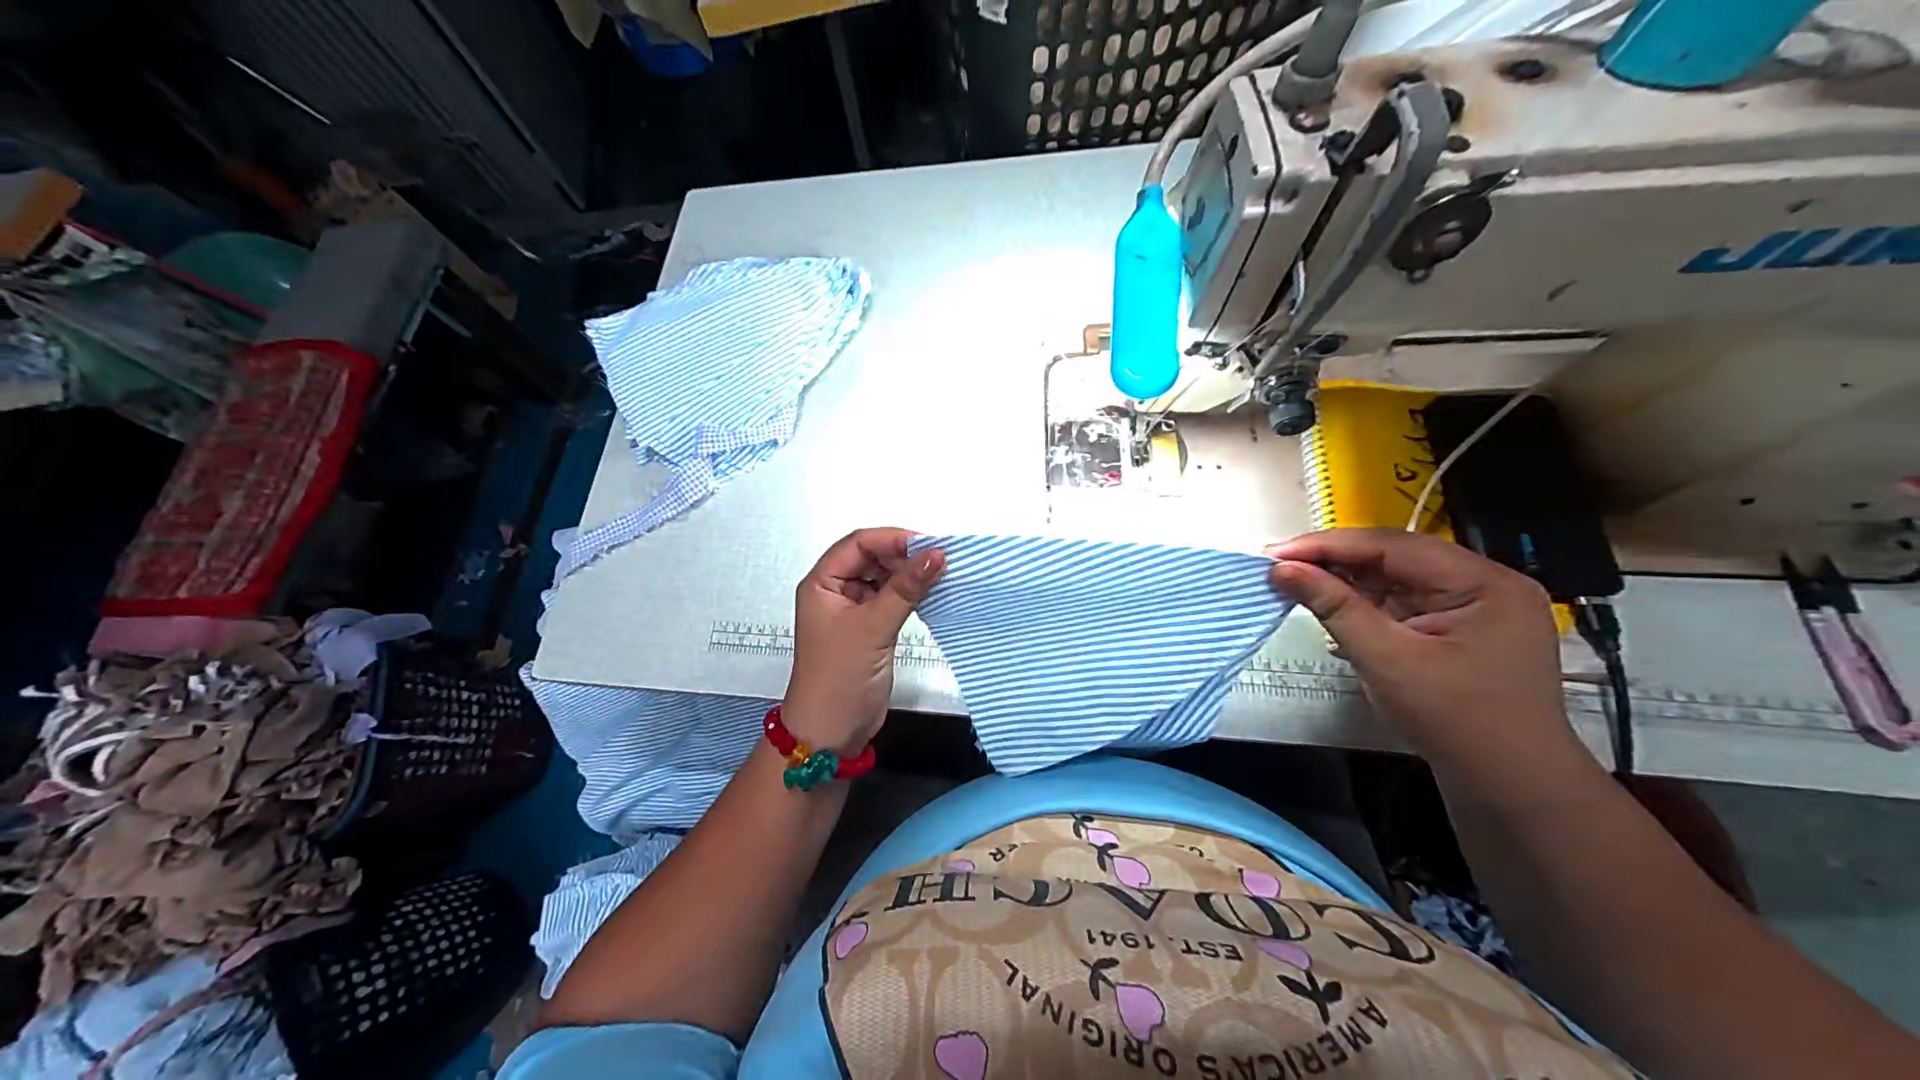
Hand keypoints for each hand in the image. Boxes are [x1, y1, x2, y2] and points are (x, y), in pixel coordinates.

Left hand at [784, 528, 945, 753]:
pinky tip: (930, 594)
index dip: (891, 539)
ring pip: (883, 578)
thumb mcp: (873, 627)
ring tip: (938, 575)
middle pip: (871, 557)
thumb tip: (935, 554)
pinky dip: (909, 594)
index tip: (927, 544)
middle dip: (903, 555)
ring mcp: (852, 611)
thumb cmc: (839, 677)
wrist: (831, 732)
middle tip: (938, 560)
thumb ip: (905, 588)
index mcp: (821, 583)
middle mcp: (834, 592)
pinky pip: (890, 599)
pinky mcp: (869, 630)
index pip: (857, 544)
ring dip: (908, 575)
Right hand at [1265, 528, 1582, 775]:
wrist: (1510, 785)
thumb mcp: (1386, 659)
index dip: (1328, 545)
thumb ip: (1333, 607)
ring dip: (1346, 581)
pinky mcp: (1459, 628)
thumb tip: (1281, 570)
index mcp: (1484, 582)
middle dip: (1335, 560)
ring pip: (1396, 578)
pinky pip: (1403, 602)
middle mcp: (1485, 583)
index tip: (1276, 553)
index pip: (1392, 546)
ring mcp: (1474, 607)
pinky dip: (1365, 602)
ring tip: (1295, 580)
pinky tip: (1330, 602)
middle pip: (1396, 557)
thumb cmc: (1454, 720)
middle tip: (1279, 564)